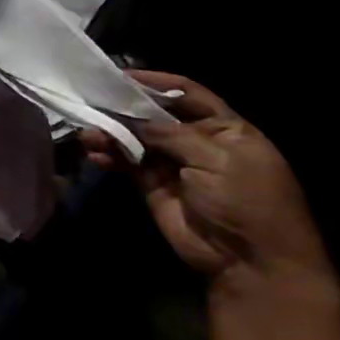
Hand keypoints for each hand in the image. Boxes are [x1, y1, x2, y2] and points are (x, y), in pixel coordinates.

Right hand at [80, 70, 331, 287]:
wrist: (251, 264)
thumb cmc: (247, 202)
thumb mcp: (216, 159)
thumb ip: (170, 133)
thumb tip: (130, 116)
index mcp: (225, 129)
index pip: (186, 94)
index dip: (155, 82)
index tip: (118, 75)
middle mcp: (197, 141)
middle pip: (154, 114)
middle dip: (123, 107)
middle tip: (90, 99)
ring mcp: (174, 164)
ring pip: (135, 137)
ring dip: (110, 132)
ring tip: (88, 134)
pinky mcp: (152, 185)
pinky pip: (125, 162)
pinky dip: (108, 156)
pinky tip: (94, 154)